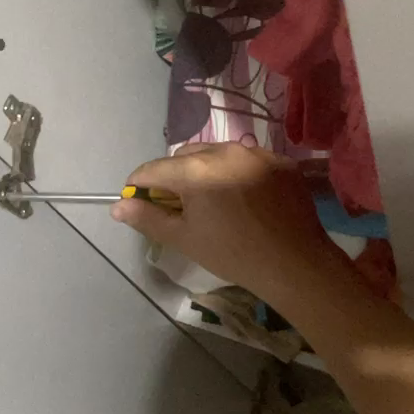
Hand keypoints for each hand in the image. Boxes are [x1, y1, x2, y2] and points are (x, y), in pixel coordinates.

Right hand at [112, 143, 353, 309]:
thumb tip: (118, 207)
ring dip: (206, 172)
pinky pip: (247, 160)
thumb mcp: (185, 239)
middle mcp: (225, 151)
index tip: (137, 201)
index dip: (139, 185)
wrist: (295, 263)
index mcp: (196, 170)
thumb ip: (148, 219)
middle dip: (174, 176)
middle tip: (178, 206)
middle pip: (184, 156)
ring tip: (213, 203)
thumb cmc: (233, 254)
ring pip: (217, 154)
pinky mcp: (280, 162)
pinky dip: (236, 174)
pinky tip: (244, 201)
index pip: (153, 168)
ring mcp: (256, 153)